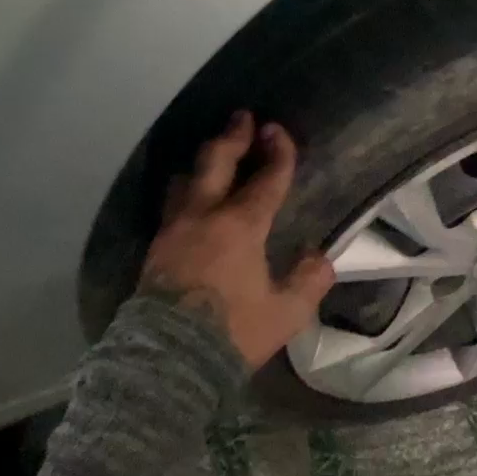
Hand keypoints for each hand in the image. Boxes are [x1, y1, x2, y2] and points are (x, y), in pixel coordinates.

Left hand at [140, 111, 335, 367]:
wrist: (170, 358)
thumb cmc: (233, 332)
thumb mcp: (286, 313)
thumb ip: (308, 282)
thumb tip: (320, 259)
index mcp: (240, 227)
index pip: (265, 181)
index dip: (278, 154)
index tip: (280, 132)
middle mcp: (204, 217)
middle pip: (215, 163)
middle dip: (232, 137)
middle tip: (243, 118)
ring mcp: (174, 231)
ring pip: (185, 181)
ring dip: (203, 163)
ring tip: (213, 157)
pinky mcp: (156, 250)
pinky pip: (172, 207)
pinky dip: (187, 192)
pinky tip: (192, 201)